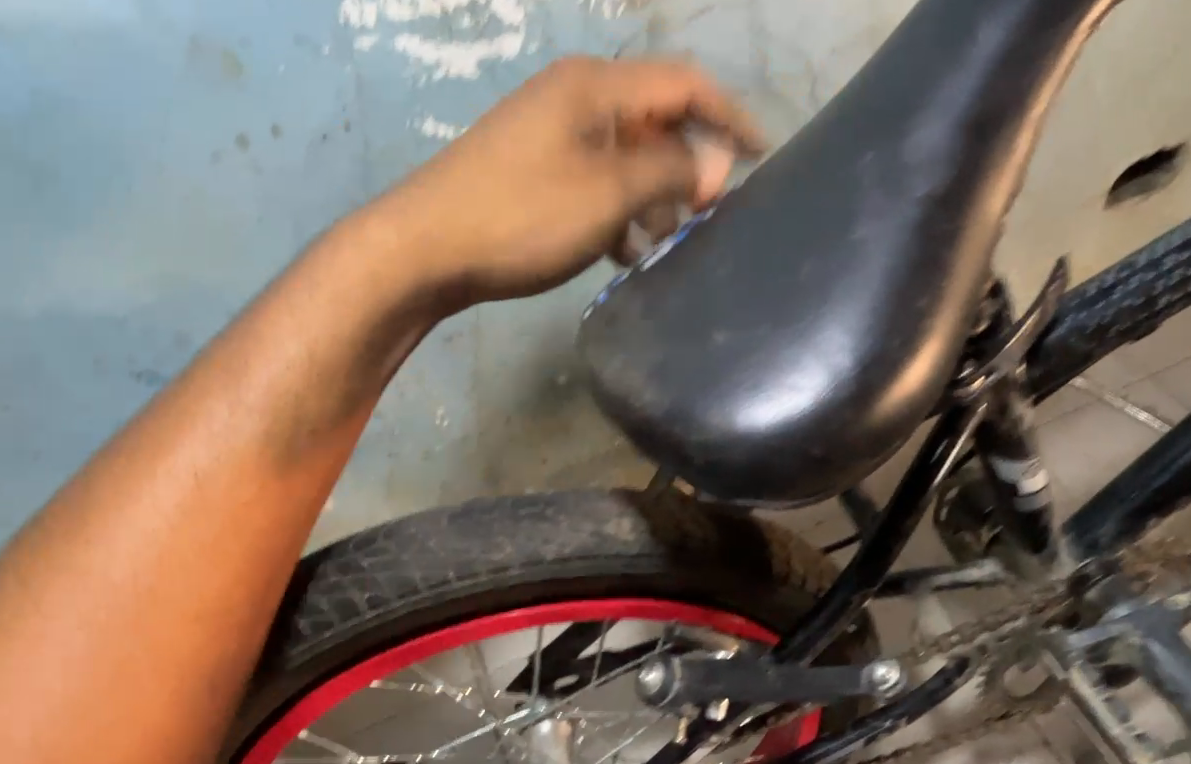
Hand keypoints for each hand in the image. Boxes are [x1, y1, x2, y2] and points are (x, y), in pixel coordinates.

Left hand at [372, 56, 764, 312]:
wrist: (426, 248)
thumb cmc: (523, 215)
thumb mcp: (610, 193)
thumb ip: (671, 172)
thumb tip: (716, 161)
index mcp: (596, 88)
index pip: (684, 84)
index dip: (730, 115)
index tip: (764, 156)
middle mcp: (576, 100)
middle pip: (657, 121)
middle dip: (690, 166)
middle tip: (711, 214)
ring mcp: (553, 136)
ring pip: (629, 157)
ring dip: (657, 197)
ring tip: (666, 243)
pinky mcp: (538, 172)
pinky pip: (600, 183)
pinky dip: (623, 212)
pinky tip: (626, 252)